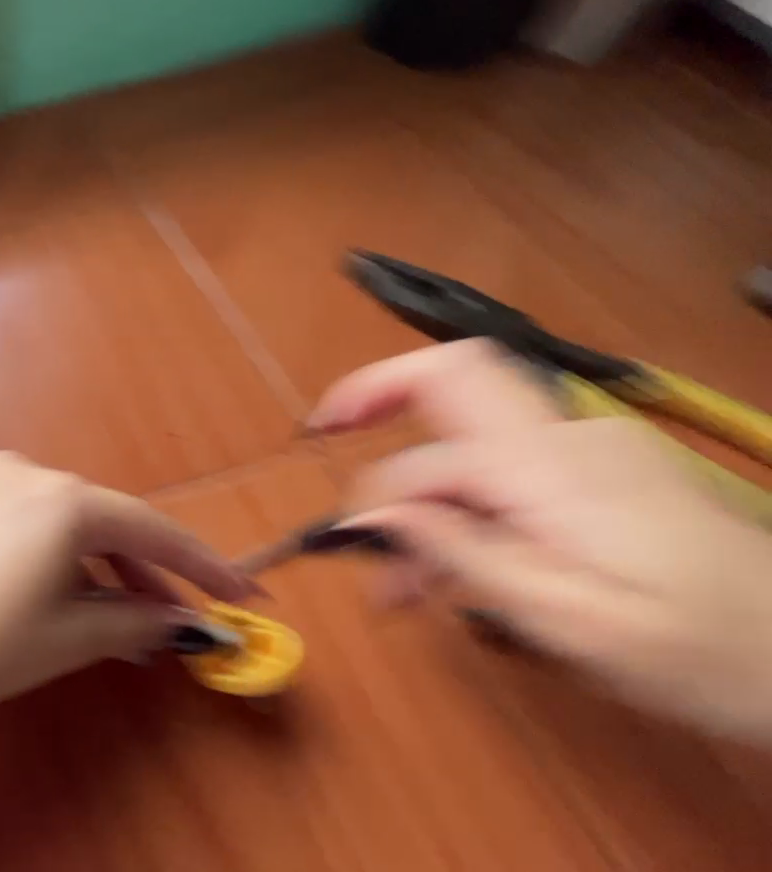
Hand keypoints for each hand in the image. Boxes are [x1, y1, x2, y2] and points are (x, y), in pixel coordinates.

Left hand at [0, 451, 256, 725]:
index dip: (200, 565)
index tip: (241, 594)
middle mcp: (18, 468)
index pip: (149, 527)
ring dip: (84, 556)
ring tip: (105, 609)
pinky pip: (9, 512)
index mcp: (60, 496)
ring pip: (50, 513)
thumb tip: (176, 620)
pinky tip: (43, 582)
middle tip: (169, 615)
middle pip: (96, 517)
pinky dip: (37, 543)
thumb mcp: (71, 637)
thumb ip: (136, 619)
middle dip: (136, 567)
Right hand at [313, 340, 771, 741]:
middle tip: (326, 440)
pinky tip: (460, 551)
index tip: (346, 537)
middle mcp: (565, 437)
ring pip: (468, 431)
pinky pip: (504, 457)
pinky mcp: (602, 464)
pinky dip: (463, 493)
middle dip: (373, 403)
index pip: (425, 454)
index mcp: (550, 472)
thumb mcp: (570, 619)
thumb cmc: (704, 654)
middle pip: (447, 376)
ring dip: (422, 481)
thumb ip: (462, 552)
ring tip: (407, 572)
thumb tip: (375, 509)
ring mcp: (588, 444)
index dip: (372, 489)